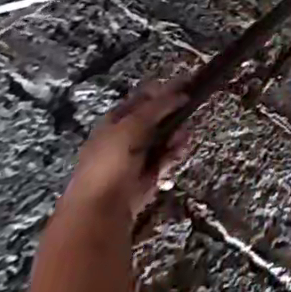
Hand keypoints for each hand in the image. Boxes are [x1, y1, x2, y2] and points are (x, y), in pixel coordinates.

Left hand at [60, 76, 192, 221]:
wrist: (101, 207)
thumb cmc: (110, 161)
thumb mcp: (131, 126)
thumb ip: (157, 107)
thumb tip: (182, 93)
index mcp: (116, 119)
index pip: (144, 97)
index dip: (165, 89)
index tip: (188, 83)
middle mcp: (127, 134)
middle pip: (159, 116)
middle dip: (175, 113)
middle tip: (189, 111)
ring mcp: (139, 154)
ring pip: (167, 135)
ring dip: (177, 134)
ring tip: (181, 139)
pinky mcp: (150, 172)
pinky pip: (168, 155)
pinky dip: (176, 152)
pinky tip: (180, 151)